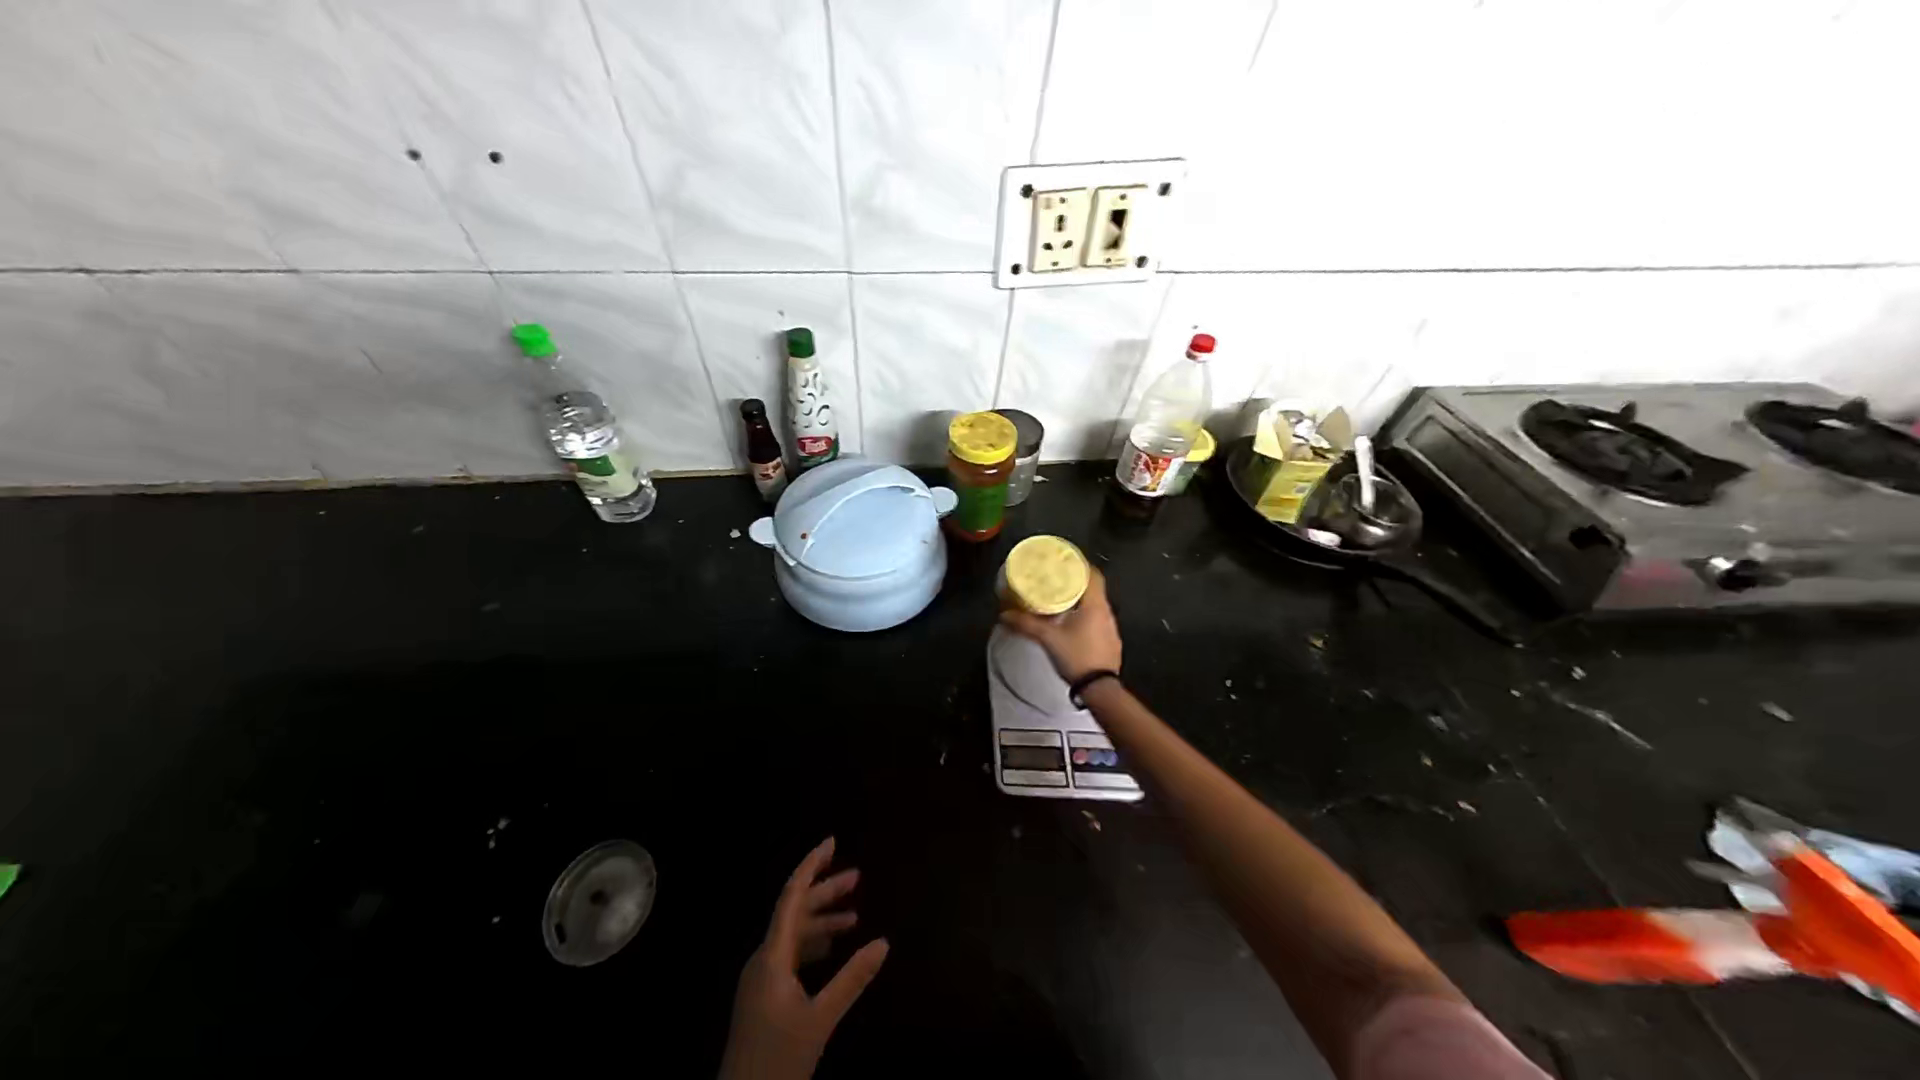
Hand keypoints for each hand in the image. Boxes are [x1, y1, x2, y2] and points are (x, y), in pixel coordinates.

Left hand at [719, 838, 888, 1079]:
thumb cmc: (778, 1059)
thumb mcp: (821, 1019)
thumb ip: (852, 979)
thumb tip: (883, 941)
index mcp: (772, 956)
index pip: (792, 897)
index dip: (811, 866)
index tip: (832, 842)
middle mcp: (764, 959)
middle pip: (795, 912)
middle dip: (825, 892)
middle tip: (857, 878)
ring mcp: (762, 978)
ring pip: (794, 934)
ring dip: (823, 920)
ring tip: (854, 915)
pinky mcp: (765, 995)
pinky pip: (791, 954)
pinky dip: (815, 944)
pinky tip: (834, 948)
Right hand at [999, 567, 1122, 682]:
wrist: (1100, 688)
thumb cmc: (1076, 656)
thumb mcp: (1048, 639)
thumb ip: (1026, 624)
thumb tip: (1003, 615)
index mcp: (1095, 605)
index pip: (1093, 575)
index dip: (1080, 565)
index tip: (1065, 562)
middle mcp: (1107, 612)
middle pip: (1094, 589)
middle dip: (1076, 582)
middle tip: (1056, 580)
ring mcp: (1111, 628)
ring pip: (1096, 605)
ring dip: (1081, 600)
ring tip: (1061, 600)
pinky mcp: (1110, 642)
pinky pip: (1098, 620)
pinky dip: (1085, 615)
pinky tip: (1072, 623)